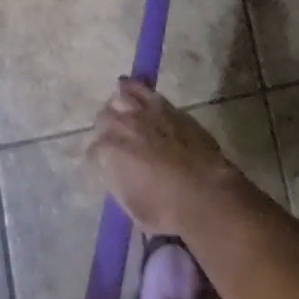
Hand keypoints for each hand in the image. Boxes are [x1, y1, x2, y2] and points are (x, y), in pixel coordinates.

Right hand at [88, 79, 242, 235]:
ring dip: (119, 104)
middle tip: (115, 139)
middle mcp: (123, 126)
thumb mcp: (132, 206)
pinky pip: (146, 90)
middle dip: (106, 129)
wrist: (204, 193)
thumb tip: (118, 173)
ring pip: (122, 96)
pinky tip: (135, 90)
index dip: (98, 159)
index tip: (104, 166)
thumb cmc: (166, 209)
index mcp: (109, 152)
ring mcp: (146, 113)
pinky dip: (137, 89)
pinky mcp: (168, 107)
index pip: (94, 150)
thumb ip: (119, 182)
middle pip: (104, 118)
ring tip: (122, 110)